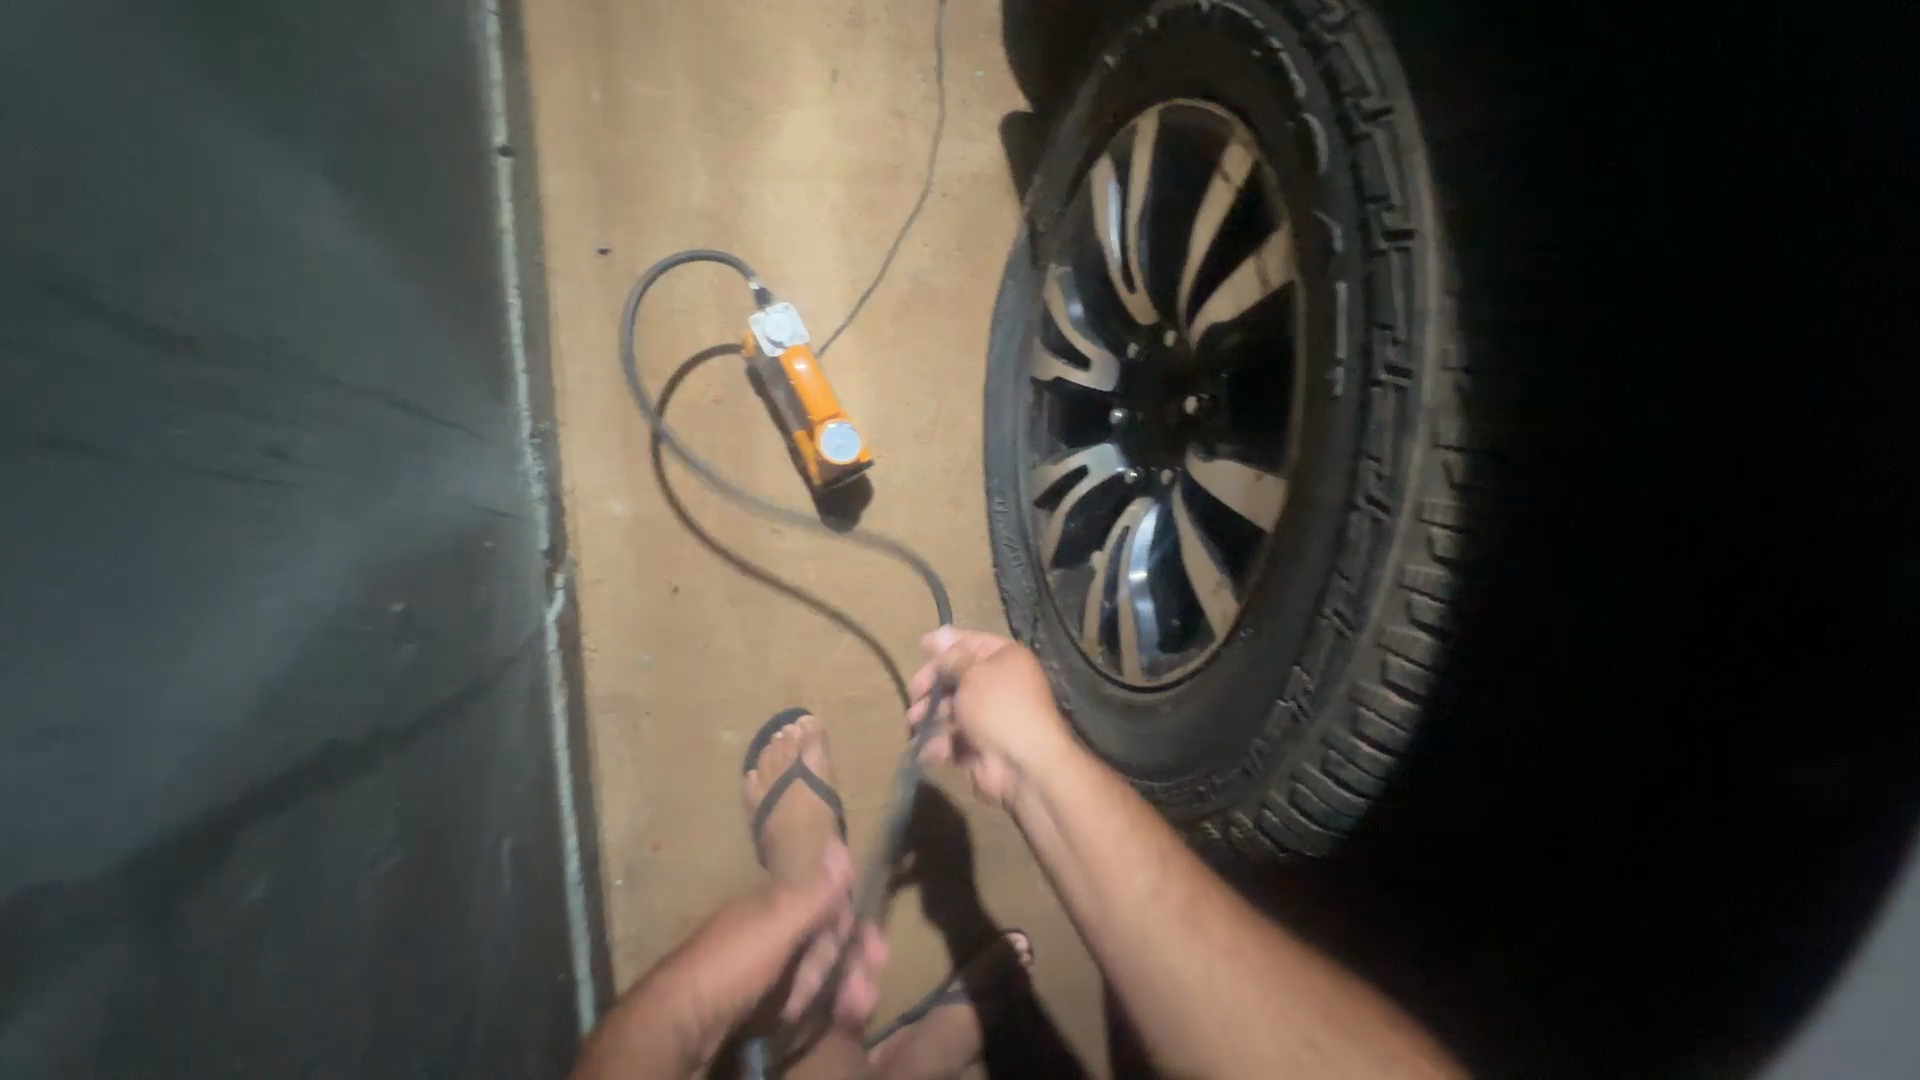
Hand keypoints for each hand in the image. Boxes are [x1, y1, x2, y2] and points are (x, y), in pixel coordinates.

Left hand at [573, 847, 886, 1078]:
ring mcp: (768, 981)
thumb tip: (839, 844)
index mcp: (775, 910)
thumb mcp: (775, 923)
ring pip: (820, 981)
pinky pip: (804, 1009)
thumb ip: (812, 891)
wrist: (679, 1029)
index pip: (829, 911)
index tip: (877, 949)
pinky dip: (822, 1013)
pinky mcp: (763, 1015)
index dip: (854, 929)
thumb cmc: (728, 966)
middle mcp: (774, 940)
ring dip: (844, 992)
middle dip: (853, 968)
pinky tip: (837, 1020)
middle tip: (865, 994)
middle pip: (828, 950)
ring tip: (855, 1010)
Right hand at [907, 627, 1074, 808]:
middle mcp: (1000, 684)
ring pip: (952, 709)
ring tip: (914, 723)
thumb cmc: (997, 707)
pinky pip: (954, 739)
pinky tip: (925, 748)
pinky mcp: (981, 746)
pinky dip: (938, 743)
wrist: (1023, 764)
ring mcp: (991, 717)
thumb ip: (951, 657)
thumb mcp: (971, 673)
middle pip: (957, 677)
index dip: (945, 644)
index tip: (919, 647)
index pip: (970, 642)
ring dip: (929, 715)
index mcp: (1005, 658)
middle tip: (914, 694)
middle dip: (932, 686)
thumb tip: (938, 635)